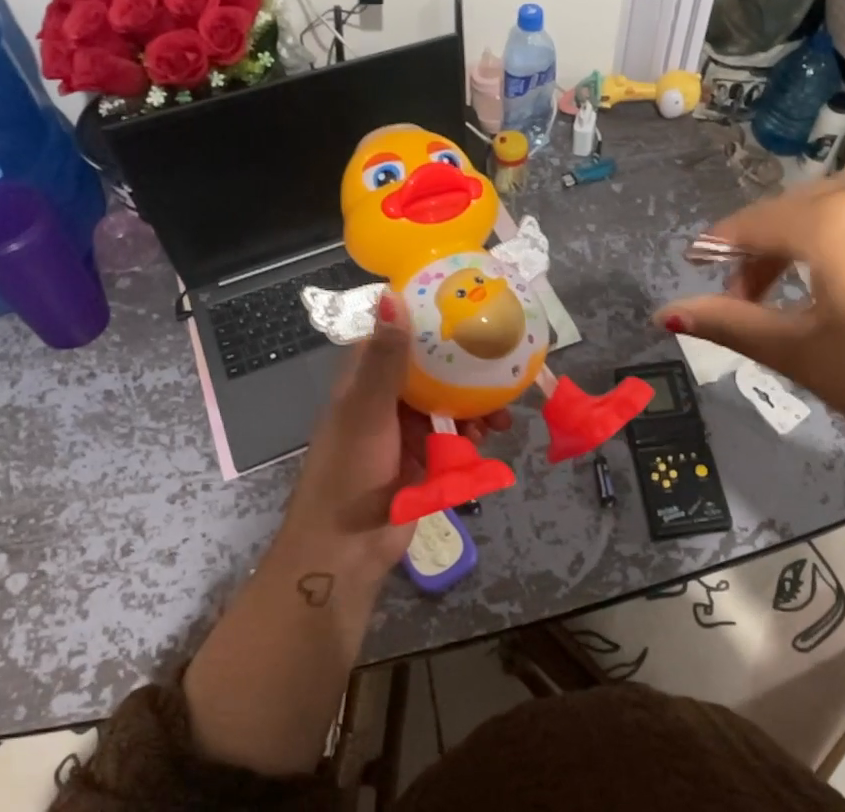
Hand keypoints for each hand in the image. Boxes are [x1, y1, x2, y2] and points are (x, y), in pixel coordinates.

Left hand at [280, 290, 510, 572]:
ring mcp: (401, 433)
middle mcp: (381, 402)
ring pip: (445, 405)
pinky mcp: (419, 462)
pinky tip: (487, 440)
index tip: (463, 309)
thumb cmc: (351, 472)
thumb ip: (385, 359)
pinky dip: (469, 437)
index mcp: (361, 383)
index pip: (394, 338)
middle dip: (463, 371)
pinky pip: (450, 438)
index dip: (424, 322)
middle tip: (499, 368)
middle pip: (429, 372)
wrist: (345, 549)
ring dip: (473, 407)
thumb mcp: (368, 410)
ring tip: (499, 416)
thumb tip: (392, 296)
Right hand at [659, 169, 844, 480]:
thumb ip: (729, 324)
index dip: (722, 244)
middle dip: (774, 242)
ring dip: (830, 230)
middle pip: (809, 204)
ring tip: (826, 280)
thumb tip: (663, 313)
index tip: (702, 264)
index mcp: (835, 218)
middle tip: (759, 291)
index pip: (757, 221)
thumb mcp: (803, 356)